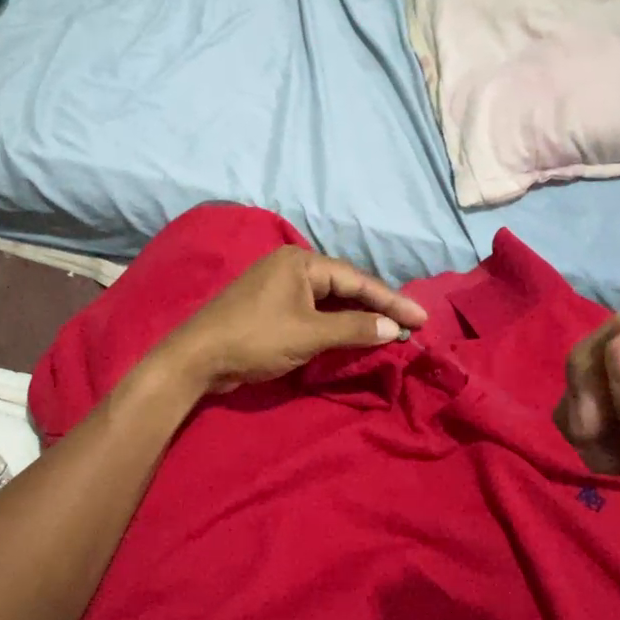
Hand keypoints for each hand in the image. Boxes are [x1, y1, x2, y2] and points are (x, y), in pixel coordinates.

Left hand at [157, 246, 428, 393]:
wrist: (198, 357)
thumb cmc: (255, 338)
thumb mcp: (309, 334)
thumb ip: (353, 328)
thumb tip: (392, 328)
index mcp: (301, 262)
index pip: (357, 279)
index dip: (392, 300)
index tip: (421, 319)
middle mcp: (291, 267)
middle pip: (345, 285)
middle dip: (377, 307)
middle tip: (410, 326)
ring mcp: (278, 287)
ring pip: (329, 300)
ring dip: (357, 316)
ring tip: (389, 331)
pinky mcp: (269, 308)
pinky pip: (313, 311)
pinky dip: (334, 323)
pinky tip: (352, 335)